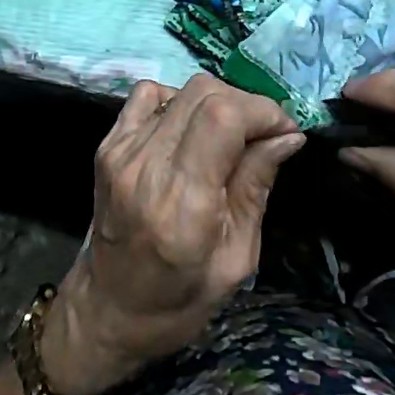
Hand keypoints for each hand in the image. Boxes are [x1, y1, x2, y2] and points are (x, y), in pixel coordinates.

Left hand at [42, 76, 303, 394]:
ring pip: (180, 90)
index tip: (286, 133)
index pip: (223, 117)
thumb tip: (287, 136)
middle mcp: (147, 166)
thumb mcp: (237, 258)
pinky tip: (189, 131)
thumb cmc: (180, 298)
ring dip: (216, 103)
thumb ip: (256, 187)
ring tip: (229, 136)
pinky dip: (178, 101)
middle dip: (247, 105)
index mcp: (183, 203)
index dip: (264, 112)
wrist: (109, 305)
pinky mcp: (107, 145)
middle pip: (204, 93)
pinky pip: (147, 95)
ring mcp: (121, 151)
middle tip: (264, 135)